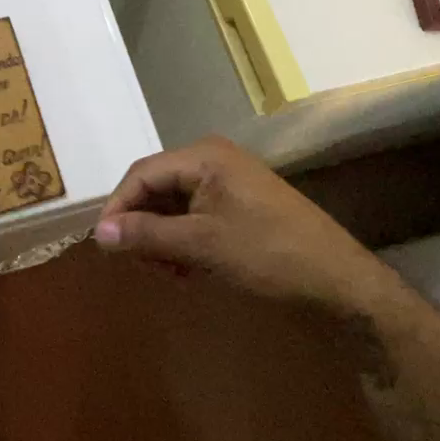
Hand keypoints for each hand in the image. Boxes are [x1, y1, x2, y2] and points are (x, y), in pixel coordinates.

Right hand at [93, 136, 404, 312]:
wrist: (340, 284)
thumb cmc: (268, 255)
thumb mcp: (201, 245)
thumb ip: (147, 235)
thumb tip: (99, 235)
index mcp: (204, 157)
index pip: (142, 173)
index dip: (117, 208)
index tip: (103, 246)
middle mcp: (213, 161)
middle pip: (156, 187)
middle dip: (141, 225)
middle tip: (139, 264)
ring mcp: (229, 184)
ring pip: (174, 205)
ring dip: (161, 237)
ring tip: (166, 272)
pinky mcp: (240, 207)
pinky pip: (195, 217)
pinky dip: (183, 242)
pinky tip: (186, 270)